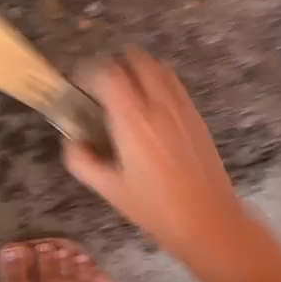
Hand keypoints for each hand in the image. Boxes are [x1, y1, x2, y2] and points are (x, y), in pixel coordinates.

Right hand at [66, 48, 253, 259]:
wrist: (207, 219)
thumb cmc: (155, 208)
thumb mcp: (111, 190)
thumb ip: (84, 163)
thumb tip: (73, 144)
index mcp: (133, 121)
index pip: (109, 75)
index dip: (90, 73)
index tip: (80, 85)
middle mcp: (159, 106)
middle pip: (137, 62)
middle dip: (117, 66)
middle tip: (103, 86)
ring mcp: (182, 109)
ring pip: (160, 69)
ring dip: (140, 71)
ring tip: (128, 91)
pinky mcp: (197, 118)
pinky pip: (176, 86)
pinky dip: (160, 84)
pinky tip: (153, 108)